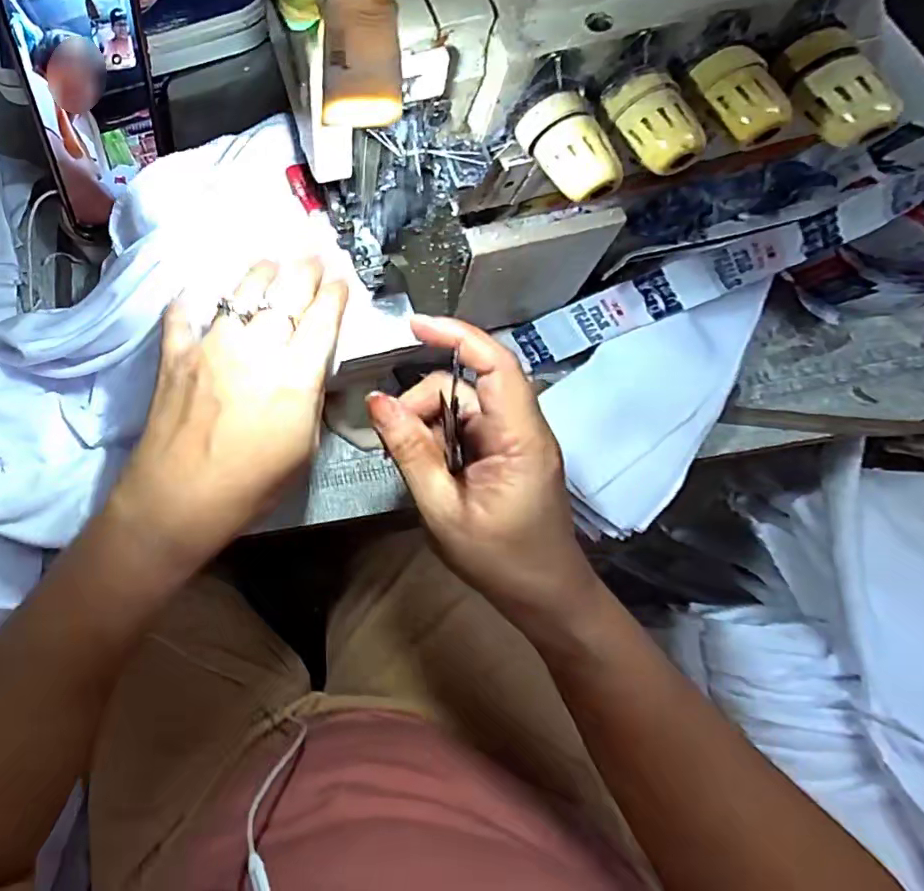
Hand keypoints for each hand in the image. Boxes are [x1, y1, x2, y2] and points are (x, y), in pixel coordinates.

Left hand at [102, 258, 349, 573]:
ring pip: (240, 291)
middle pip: (286, 294)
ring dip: (260, 273)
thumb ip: (310, 401)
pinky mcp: (176, 353)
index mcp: (294, 377)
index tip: (340, 281)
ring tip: (268, 263)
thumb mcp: (303, 451)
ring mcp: (211, 346)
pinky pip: (183, 313)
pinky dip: (192, 297)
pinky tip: (199, 289)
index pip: (322, 319)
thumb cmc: (250, 486)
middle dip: (305, 270)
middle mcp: (255, 349)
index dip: (335, 294)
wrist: (178, 499)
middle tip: (313, 258)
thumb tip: (311, 372)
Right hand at [365, 316, 601, 626]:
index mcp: (519, 438)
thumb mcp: (443, 509)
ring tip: (413, 466)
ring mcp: (512, 439)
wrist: (546, 598)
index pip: (495, 365)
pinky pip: (462, 426)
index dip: (457, 336)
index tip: (415, 326)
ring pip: (458, 406)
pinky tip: (427, 468)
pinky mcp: (503, 451)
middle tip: (395, 445)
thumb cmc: (501, 561)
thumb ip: (411, 451)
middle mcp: (520, 428)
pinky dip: (436, 438)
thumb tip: (378, 402)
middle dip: (422, 405)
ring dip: (426, 425)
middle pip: (464, 387)